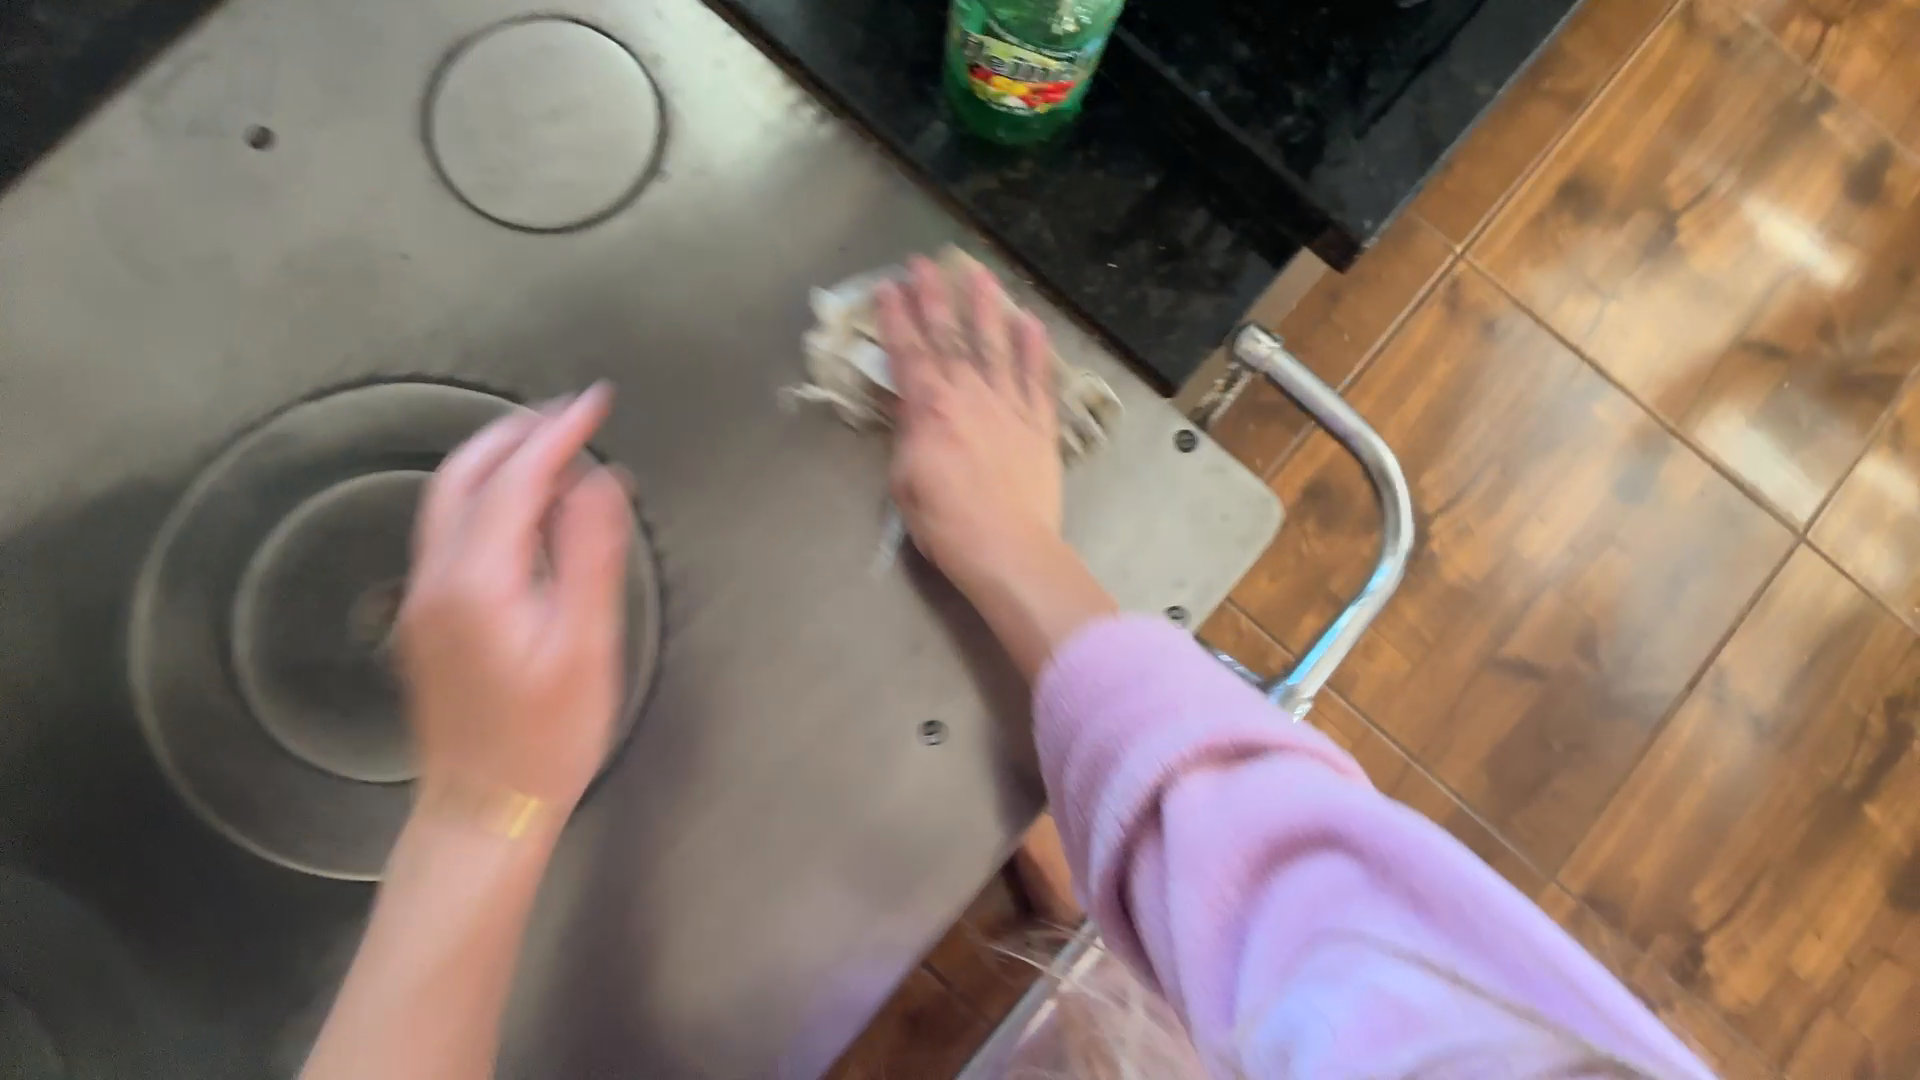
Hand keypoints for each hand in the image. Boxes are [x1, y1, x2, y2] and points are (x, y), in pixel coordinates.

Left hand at [397, 384, 630, 811]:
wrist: (485, 807)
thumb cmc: (549, 734)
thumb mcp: (586, 646)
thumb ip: (589, 557)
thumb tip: (602, 482)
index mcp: (478, 581)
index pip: (515, 480)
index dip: (556, 433)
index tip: (596, 401)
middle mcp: (437, 578)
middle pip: (464, 477)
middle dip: (516, 432)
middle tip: (571, 413)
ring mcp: (425, 598)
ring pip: (451, 501)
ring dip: (499, 460)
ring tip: (554, 444)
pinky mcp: (431, 617)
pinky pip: (455, 531)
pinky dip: (490, 496)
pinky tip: (528, 505)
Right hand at [876, 255, 1063, 599]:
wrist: (1006, 547)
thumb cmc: (944, 523)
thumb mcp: (904, 480)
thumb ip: (908, 435)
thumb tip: (912, 409)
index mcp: (930, 408)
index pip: (909, 351)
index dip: (897, 316)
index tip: (889, 286)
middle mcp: (970, 395)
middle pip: (950, 336)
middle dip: (935, 296)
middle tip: (925, 262)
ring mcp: (1009, 406)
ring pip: (996, 346)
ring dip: (986, 308)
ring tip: (980, 275)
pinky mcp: (1039, 425)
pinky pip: (1038, 379)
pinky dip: (1035, 350)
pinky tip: (1031, 323)